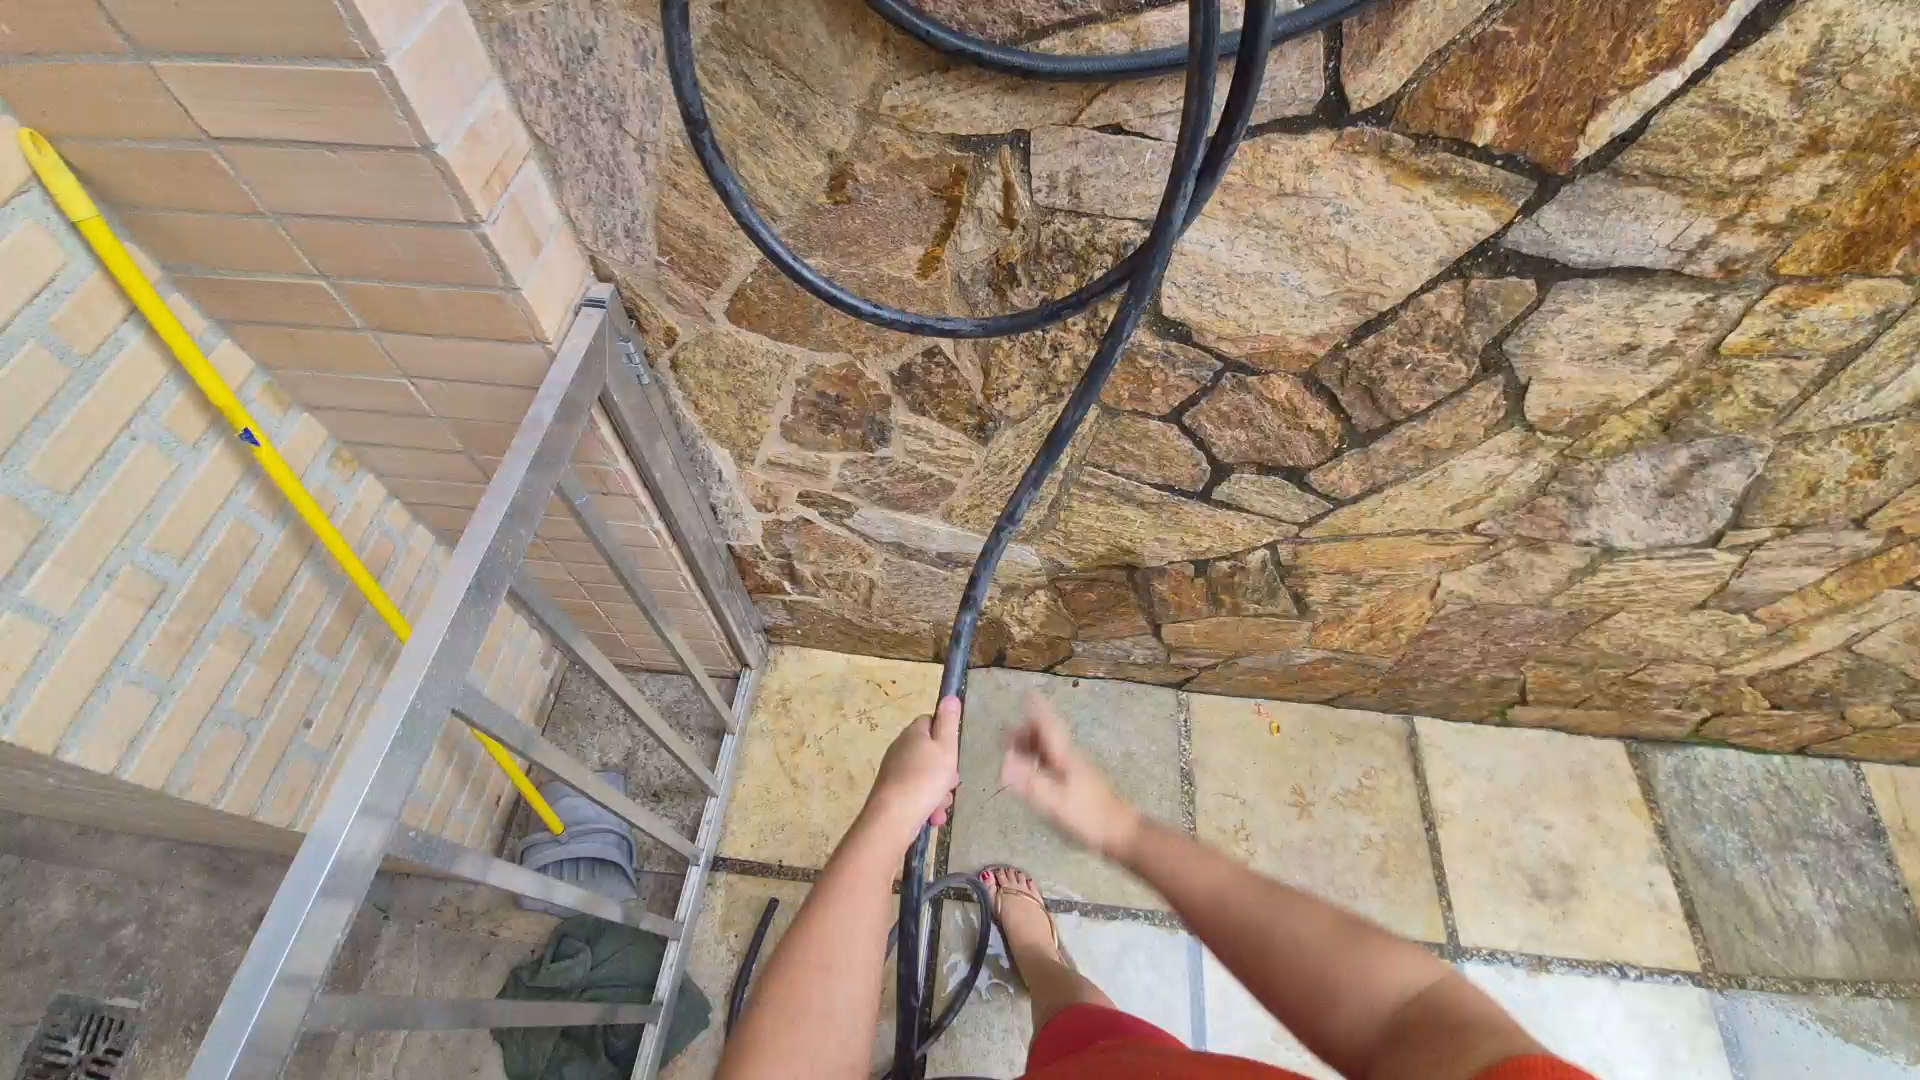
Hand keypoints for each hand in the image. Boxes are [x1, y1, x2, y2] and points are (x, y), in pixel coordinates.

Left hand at [862, 696, 961, 844]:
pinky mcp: (891, 792)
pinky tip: (933, 816)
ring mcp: (894, 771)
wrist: (893, 817)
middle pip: (929, 752)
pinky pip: (915, 793)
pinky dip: (926, 804)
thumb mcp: (946, 747)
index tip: (955, 751)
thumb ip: (949, 722)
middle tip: (952, 782)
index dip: (945, 734)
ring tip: (942, 805)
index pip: (930, 722)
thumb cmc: (925, 778)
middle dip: (945, 769)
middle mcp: (900, 748)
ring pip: (925, 776)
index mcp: (913, 733)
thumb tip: (949, 697)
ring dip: (938, 791)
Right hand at [1000, 692, 1141, 857]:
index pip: (1049, 726)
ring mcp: (1076, 771)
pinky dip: (1039, 761)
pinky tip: (1033, 773)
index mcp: (1065, 757)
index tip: (1027, 693)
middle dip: (1026, 731)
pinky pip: (1053, 763)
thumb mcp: (1055, 802)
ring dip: (1032, 746)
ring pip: (1051, 750)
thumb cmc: (1088, 817)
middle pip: (1048, 736)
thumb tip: (1005, 760)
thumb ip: (1030, 782)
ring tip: (1012, 752)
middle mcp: (1071, 758)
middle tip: (1004, 734)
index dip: (1038, 709)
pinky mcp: (1079, 784)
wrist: (1122, 835)